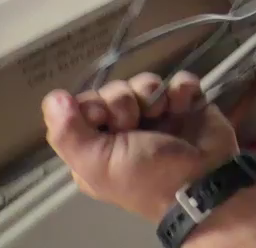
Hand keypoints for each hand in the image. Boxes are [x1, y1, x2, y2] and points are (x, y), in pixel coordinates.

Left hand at [42, 72, 238, 222]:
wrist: (202, 177)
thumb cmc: (145, 176)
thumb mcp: (98, 163)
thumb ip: (69, 134)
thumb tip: (53, 97)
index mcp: (96, 143)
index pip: (83, 104)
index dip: (93, 105)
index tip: (103, 121)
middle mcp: (123, 125)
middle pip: (115, 89)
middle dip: (126, 102)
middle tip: (136, 124)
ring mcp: (157, 112)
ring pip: (146, 80)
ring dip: (155, 94)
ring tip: (164, 113)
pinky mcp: (187, 101)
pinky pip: (180, 79)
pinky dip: (183, 90)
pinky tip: (184, 106)